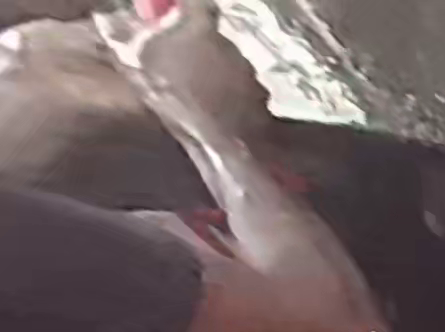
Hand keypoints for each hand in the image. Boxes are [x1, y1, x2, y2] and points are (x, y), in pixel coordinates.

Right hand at [95, 0, 269, 136]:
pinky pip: (246, 89)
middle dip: (201, 41)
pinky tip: (220, 100)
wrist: (214, 138)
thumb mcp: (129, 54)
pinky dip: (235, 90)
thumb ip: (121, 30)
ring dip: (220, 68)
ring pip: (234, 65)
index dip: (189, 2)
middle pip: (217, 38)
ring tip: (200, 81)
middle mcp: (234, 51)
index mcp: (200, 30)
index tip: (179, 5)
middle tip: (182, 52)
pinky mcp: (265, 101)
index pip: (200, 3)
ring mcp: (253, 78)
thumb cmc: (168, 92)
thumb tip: (110, 19)